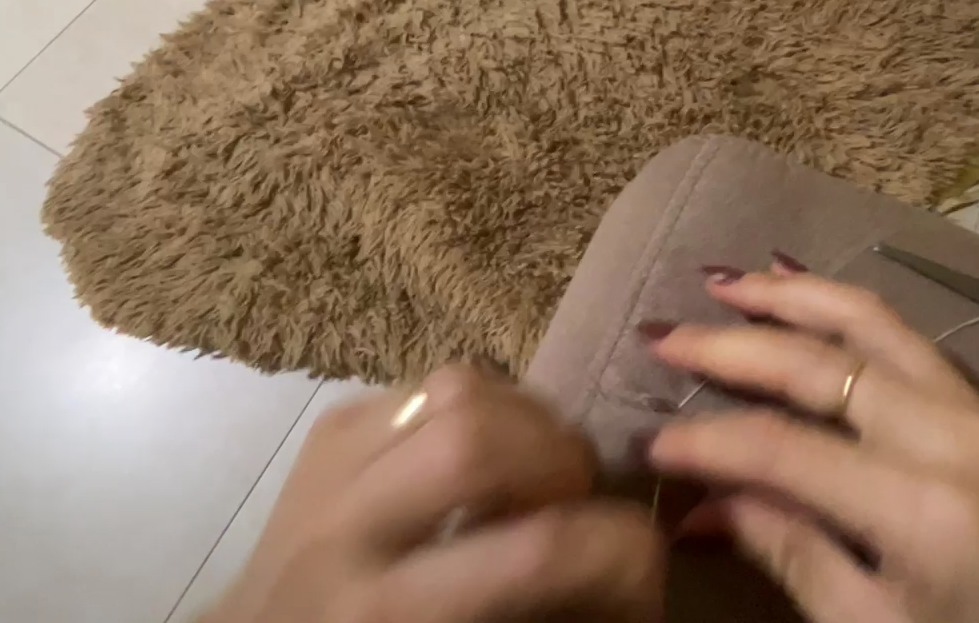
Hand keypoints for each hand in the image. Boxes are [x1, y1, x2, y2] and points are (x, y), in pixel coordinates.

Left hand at [202, 365, 665, 622]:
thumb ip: (545, 609)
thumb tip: (629, 561)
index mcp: (390, 616)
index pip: (534, 553)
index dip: (621, 548)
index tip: (647, 557)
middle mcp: (351, 528)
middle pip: (477, 442)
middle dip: (560, 456)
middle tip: (581, 491)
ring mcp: (332, 461)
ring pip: (453, 386)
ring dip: (523, 413)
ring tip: (538, 456)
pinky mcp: (331, 423)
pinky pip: (426, 379)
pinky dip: (480, 400)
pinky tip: (485, 438)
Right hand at [638, 261, 978, 622]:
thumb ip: (791, 554)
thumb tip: (701, 504)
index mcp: (928, 516)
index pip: (784, 449)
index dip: (707, 441)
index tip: (650, 443)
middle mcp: (956, 439)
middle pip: (819, 363)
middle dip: (730, 346)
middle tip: (660, 336)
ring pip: (868, 320)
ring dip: (787, 295)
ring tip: (723, 281)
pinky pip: (906, 336)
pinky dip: (842, 304)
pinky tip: (802, 288)